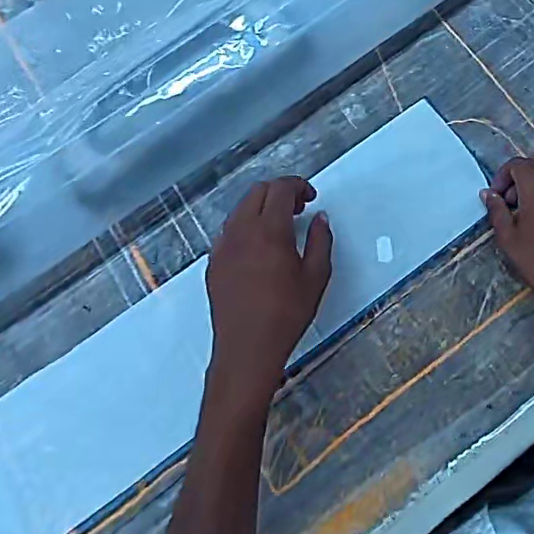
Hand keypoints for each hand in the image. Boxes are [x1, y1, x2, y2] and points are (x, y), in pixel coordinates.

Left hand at [205, 176, 333, 403]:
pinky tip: (258, 247)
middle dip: (280, 192)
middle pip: (258, 192)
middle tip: (298, 208)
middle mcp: (242, 231)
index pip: (281, 189)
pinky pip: (229, 230)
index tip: (310, 196)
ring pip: (241, 209)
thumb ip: (320, 241)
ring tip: (280, 226)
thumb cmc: (285, 315)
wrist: (247, 348)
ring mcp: (223, 245)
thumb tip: (320, 219)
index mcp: (269, 230)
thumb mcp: (315, 277)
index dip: (298, 185)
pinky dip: (246, 225)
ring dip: (261, 207)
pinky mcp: (213, 262)